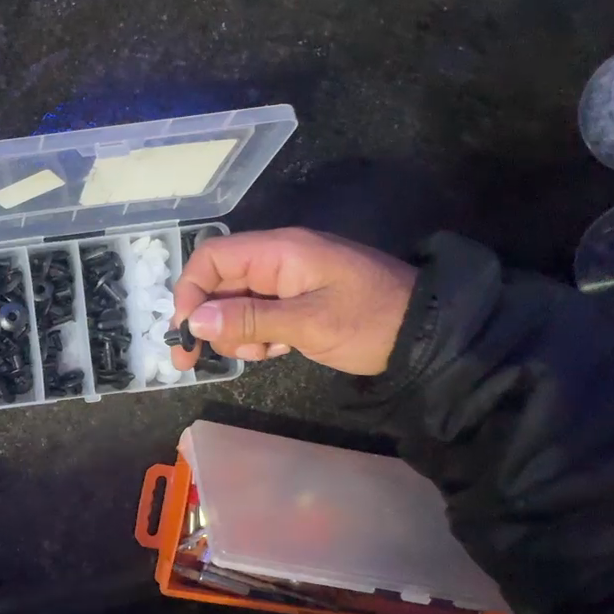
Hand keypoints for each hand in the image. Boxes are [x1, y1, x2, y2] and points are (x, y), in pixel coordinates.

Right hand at [173, 228, 416, 375]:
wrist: (428, 333)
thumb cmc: (371, 321)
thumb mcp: (308, 323)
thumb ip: (248, 320)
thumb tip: (193, 321)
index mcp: (279, 252)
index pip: (211, 258)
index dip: (189, 291)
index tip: (185, 331)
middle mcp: (276, 261)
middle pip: (216, 284)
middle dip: (205, 321)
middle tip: (197, 361)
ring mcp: (285, 282)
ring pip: (231, 305)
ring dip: (233, 333)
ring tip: (261, 353)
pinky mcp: (294, 302)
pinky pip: (255, 316)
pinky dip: (254, 337)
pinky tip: (276, 351)